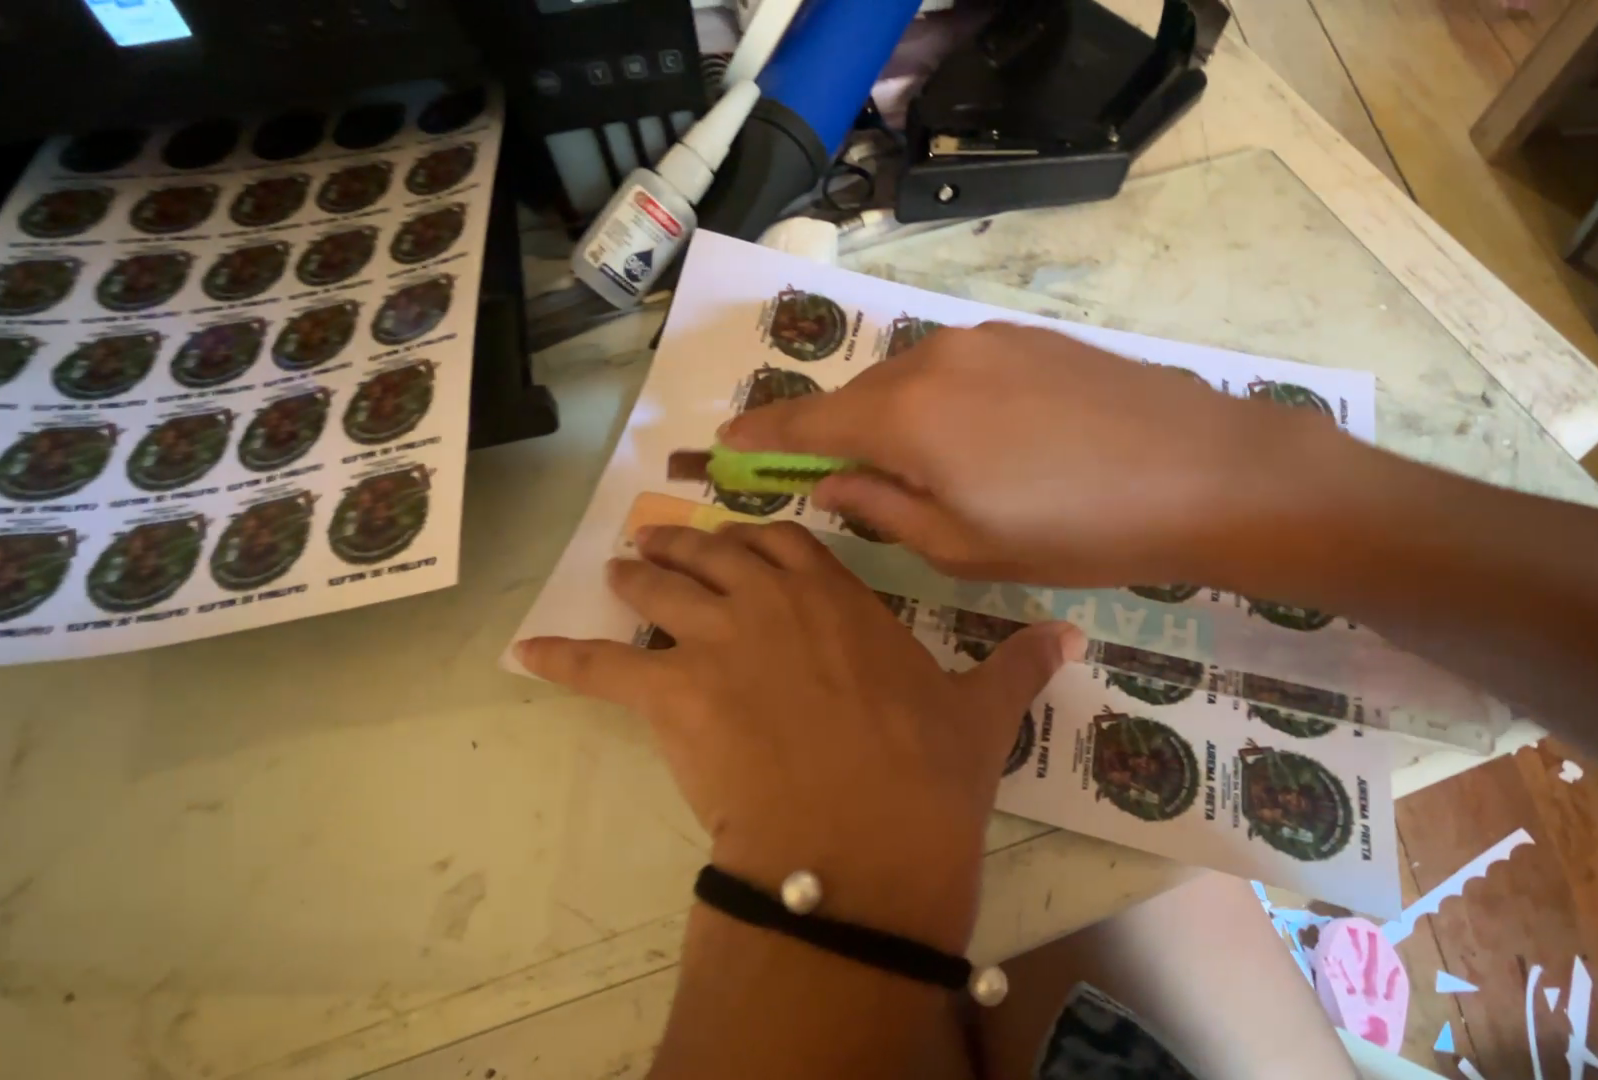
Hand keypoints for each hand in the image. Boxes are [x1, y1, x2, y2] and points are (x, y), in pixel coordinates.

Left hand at [514, 521, 1080, 950]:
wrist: (866, 837)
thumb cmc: (925, 771)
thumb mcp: (980, 712)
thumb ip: (1020, 663)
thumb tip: (1072, 635)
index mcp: (836, 598)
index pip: (787, 544)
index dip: (758, 538)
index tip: (739, 537)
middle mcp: (770, 603)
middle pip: (714, 555)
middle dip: (685, 544)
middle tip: (659, 541)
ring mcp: (715, 642)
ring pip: (659, 590)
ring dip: (635, 576)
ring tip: (619, 568)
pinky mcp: (670, 695)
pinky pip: (601, 669)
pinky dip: (562, 659)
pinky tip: (524, 653)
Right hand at [720, 322, 1361, 589]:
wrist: (1204, 472)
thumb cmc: (1074, 530)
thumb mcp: (961, 547)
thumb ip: (879, 507)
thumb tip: (830, 482)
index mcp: (904, 416)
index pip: (805, 422)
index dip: (759, 435)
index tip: (723, 443)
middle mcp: (930, 359)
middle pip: (855, 400)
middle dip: (836, 439)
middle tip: (839, 483)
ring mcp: (983, 338)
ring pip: (907, 383)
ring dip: (895, 424)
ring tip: (929, 476)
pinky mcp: (1026, 336)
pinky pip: (954, 370)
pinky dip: (941, 404)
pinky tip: (983, 444)